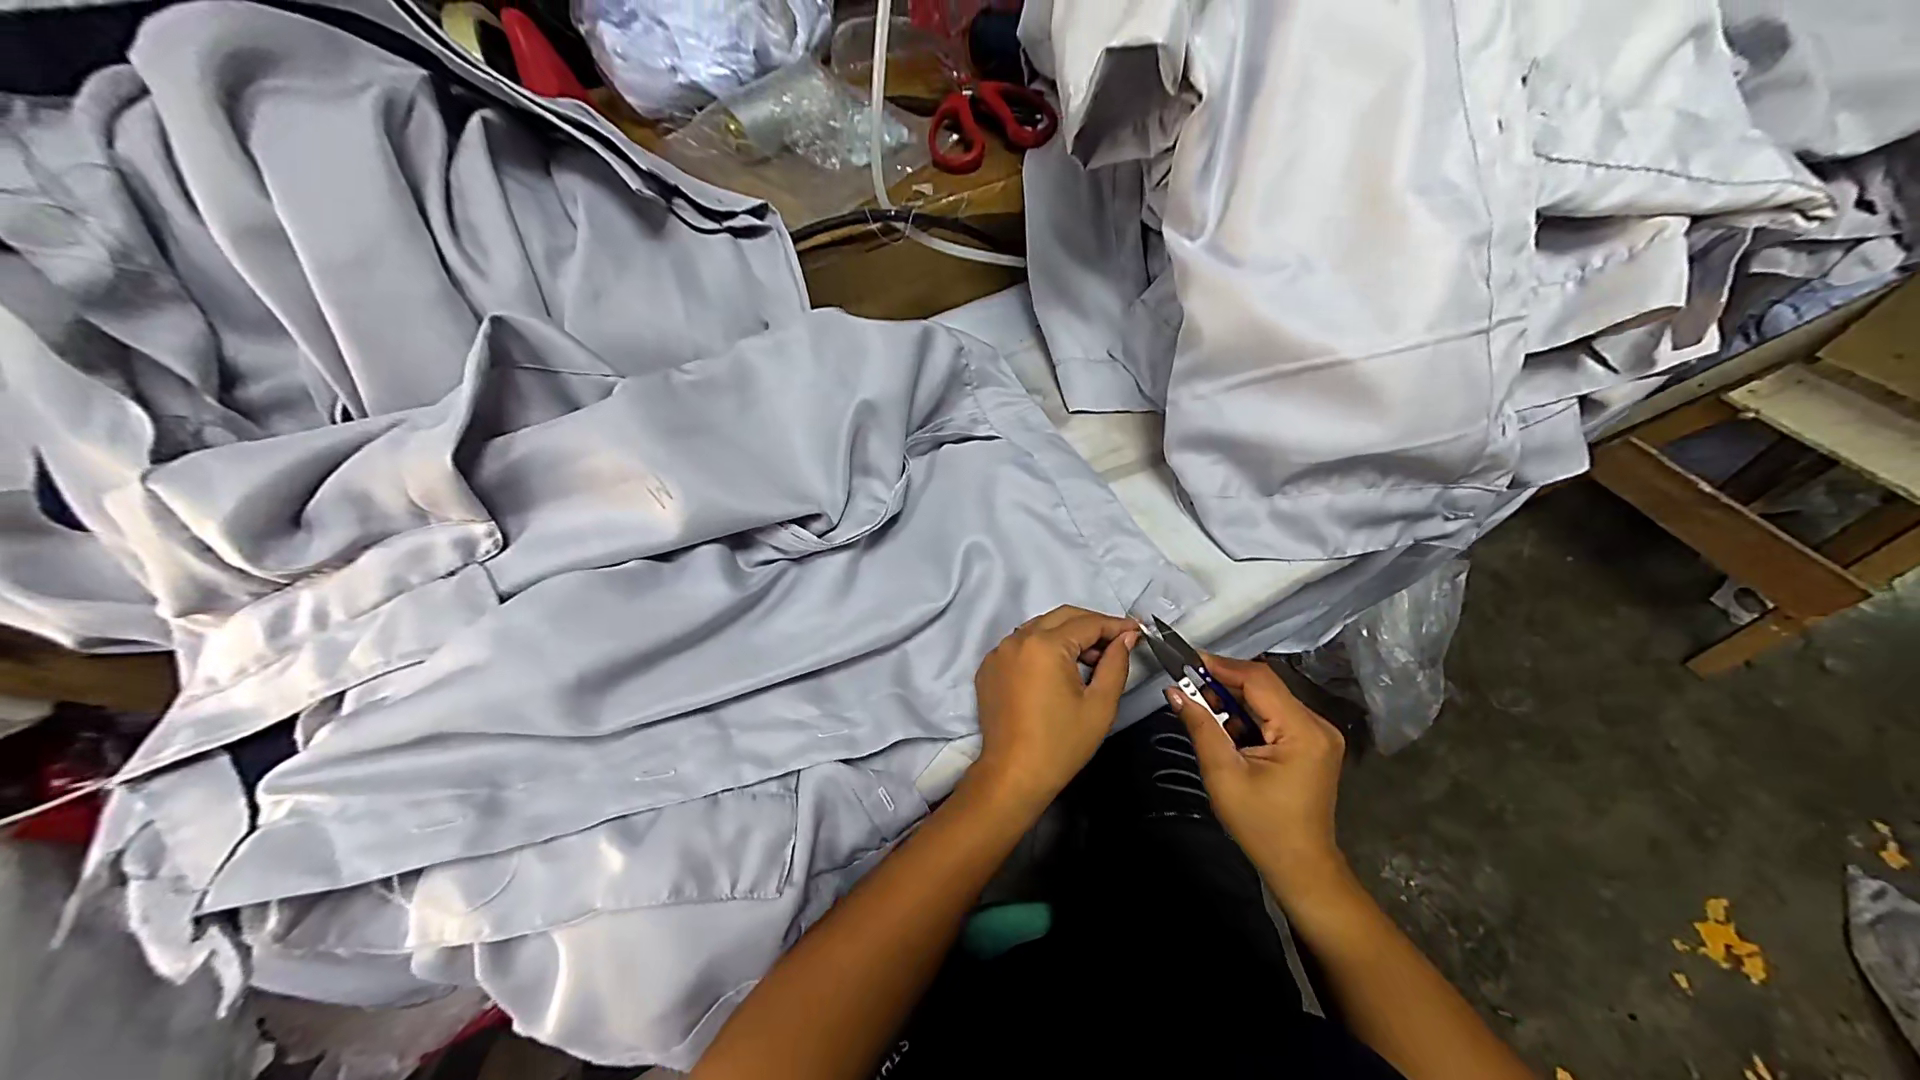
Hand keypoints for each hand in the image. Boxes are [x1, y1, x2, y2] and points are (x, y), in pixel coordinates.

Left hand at [970, 605, 1138, 810]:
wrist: (1013, 774)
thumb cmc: (1060, 744)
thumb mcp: (1099, 704)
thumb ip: (1115, 664)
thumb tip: (1126, 639)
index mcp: (1044, 645)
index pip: (1087, 623)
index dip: (1116, 626)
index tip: (1136, 632)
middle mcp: (1017, 640)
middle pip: (1062, 617)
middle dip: (1092, 625)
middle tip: (1117, 644)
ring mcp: (998, 653)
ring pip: (1039, 628)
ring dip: (1067, 635)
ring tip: (1091, 659)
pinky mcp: (988, 668)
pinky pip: (1020, 645)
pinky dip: (1042, 648)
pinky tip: (1059, 670)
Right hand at [1162, 653, 1349, 904]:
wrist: (1299, 866)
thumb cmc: (1261, 825)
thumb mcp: (1223, 774)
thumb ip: (1200, 726)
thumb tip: (1174, 691)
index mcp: (1303, 731)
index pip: (1259, 680)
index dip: (1221, 666)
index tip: (1186, 662)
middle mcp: (1318, 725)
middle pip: (1265, 686)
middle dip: (1224, 684)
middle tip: (1186, 685)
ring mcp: (1318, 734)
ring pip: (1268, 699)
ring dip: (1233, 700)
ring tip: (1201, 707)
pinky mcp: (1311, 744)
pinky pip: (1275, 715)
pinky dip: (1247, 716)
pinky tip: (1224, 726)